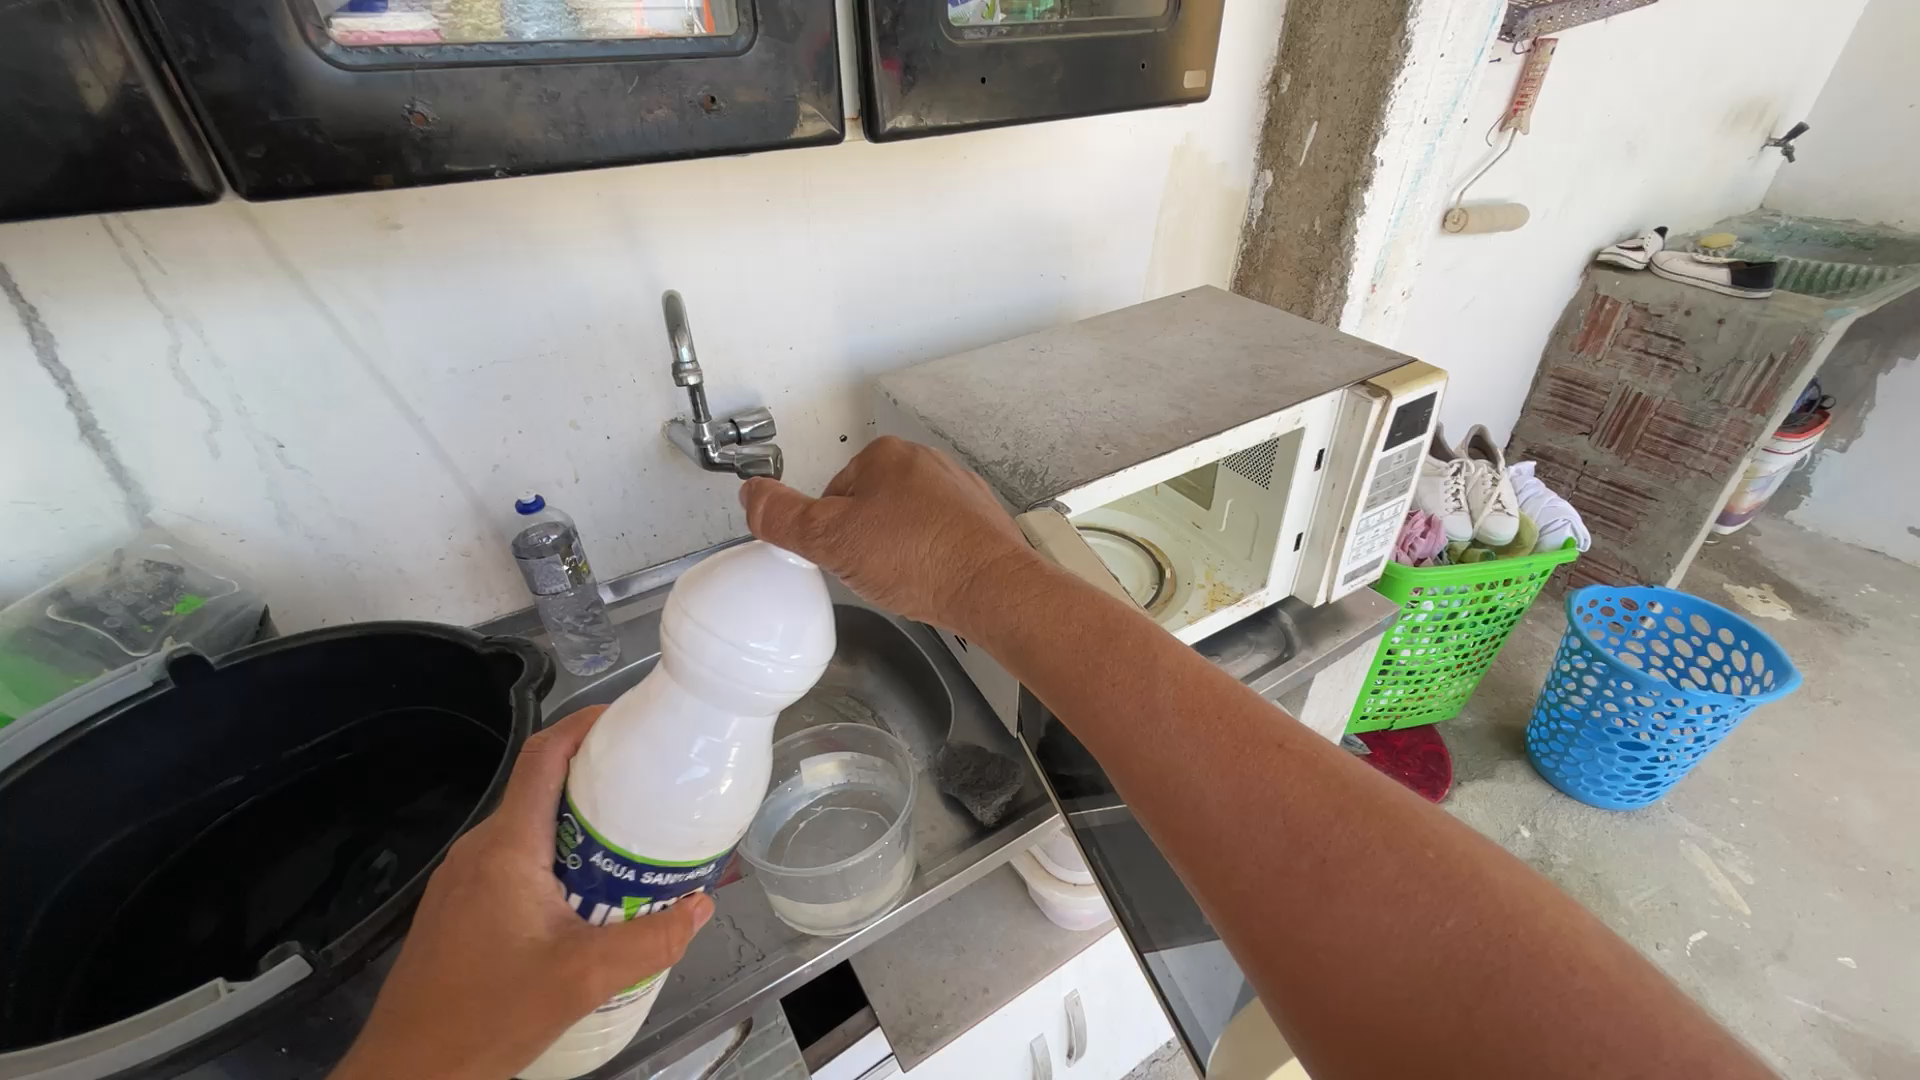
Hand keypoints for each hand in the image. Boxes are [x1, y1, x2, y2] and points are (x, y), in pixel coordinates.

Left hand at [330, 707, 714, 1079]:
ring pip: (530, 823)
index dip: (585, 724)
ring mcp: (463, 878)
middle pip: (542, 785)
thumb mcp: (582, 981)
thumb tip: (701, 906)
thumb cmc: (485, 1018)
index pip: (544, 756)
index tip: (633, 718)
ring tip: (632, 837)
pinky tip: (587, 888)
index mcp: (507, 847)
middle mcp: (480, 849)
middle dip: (599, 775)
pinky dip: (558, 851)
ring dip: (580, 819)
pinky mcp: (459, 906)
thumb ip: (650, 941)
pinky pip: (515, 855)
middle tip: (654, 785)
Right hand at [740, 436, 1039, 634]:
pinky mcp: (977, 522)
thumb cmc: (923, 560)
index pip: (832, 493)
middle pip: (868, 507)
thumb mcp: (830, 540)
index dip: (830, 533)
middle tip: (875, 568)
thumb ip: (783, 518)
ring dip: (898, 552)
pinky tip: (930, 578)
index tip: (842, 554)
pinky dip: (928, 559)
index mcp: (886, 456)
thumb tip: (752, 495)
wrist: (992, 589)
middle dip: (865, 541)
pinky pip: (936, 539)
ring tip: (906, 575)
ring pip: (904, 525)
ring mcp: (956, 491)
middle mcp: (926, 464)